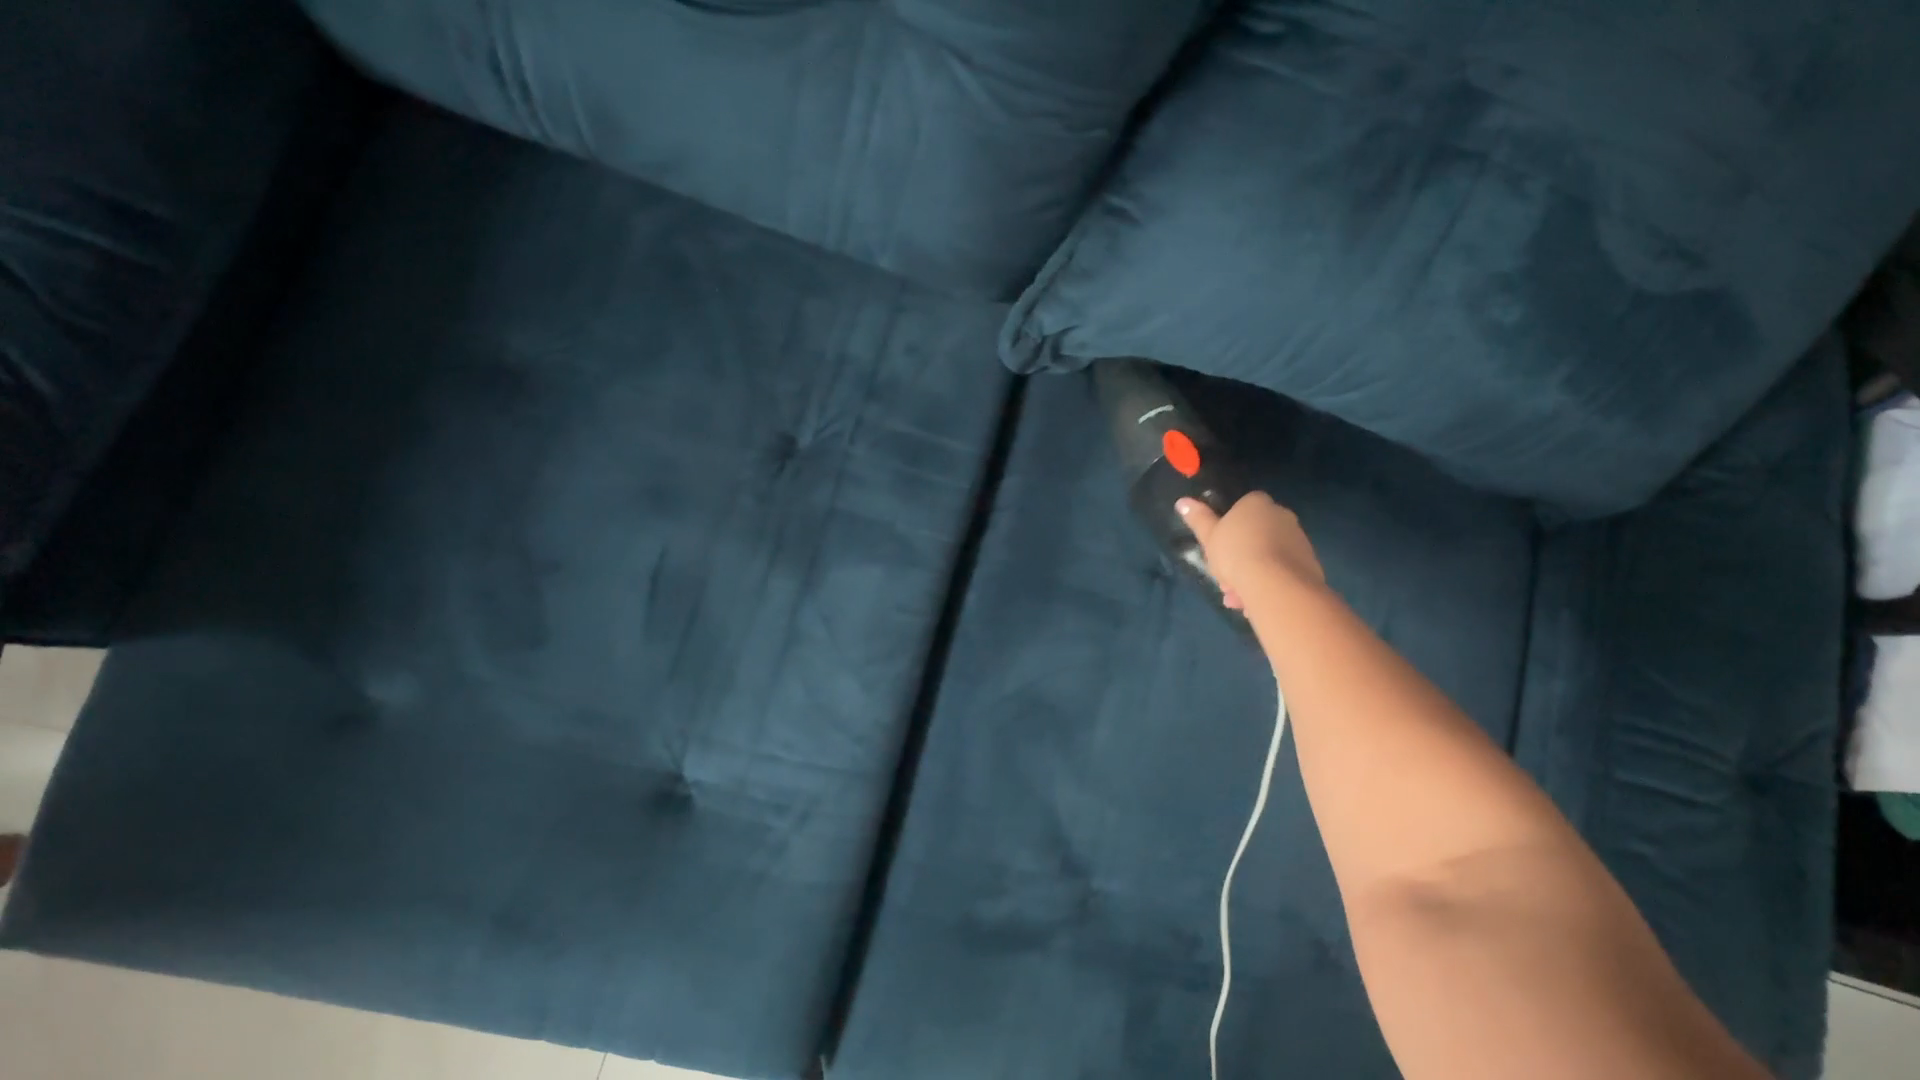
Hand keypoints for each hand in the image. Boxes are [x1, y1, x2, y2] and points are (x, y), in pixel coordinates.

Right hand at [1176, 493, 1324, 609]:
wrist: (1276, 583)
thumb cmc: (1236, 553)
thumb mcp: (1209, 537)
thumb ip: (1197, 519)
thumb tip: (1182, 502)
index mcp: (1257, 503)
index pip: (1240, 510)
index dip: (1227, 532)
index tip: (1218, 553)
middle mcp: (1282, 515)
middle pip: (1255, 535)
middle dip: (1239, 559)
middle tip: (1225, 582)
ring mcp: (1299, 539)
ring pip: (1268, 556)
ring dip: (1251, 576)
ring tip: (1238, 601)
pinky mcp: (1310, 563)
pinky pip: (1282, 572)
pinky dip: (1269, 585)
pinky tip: (1254, 604)